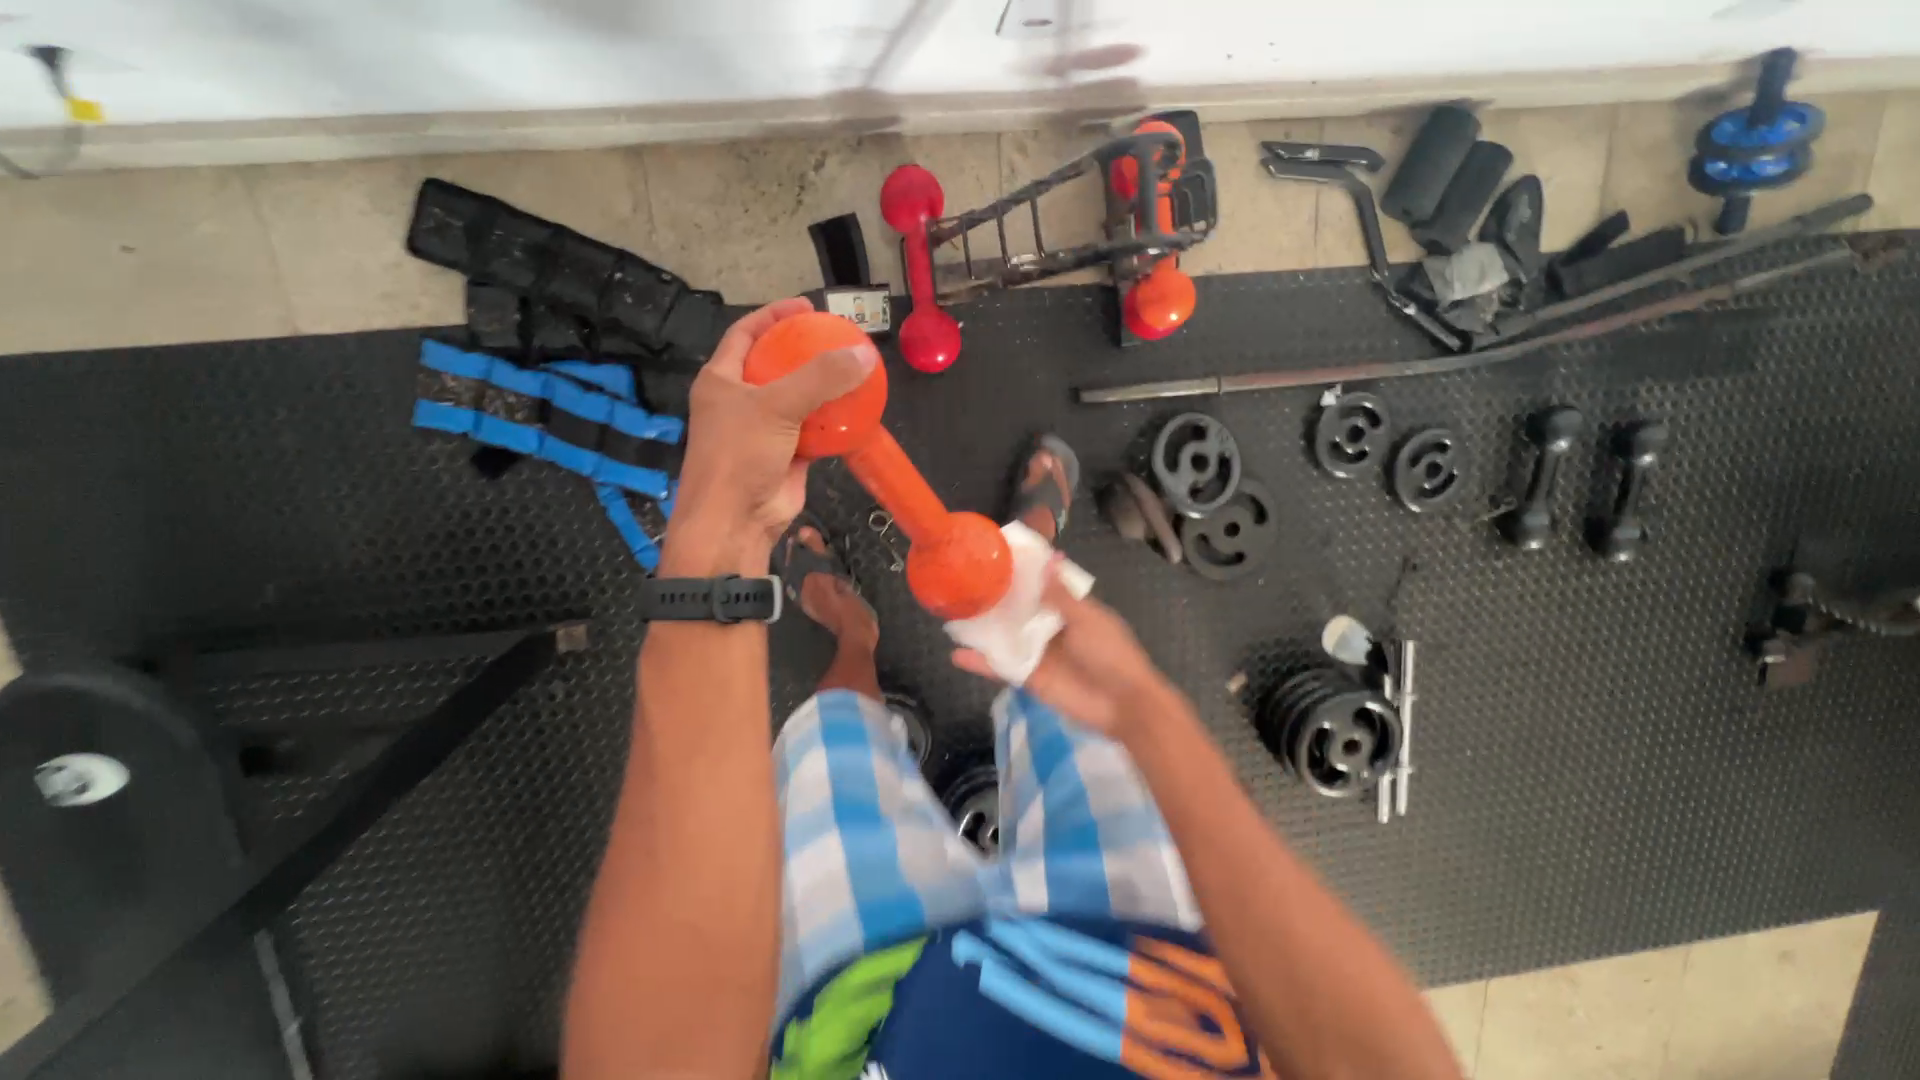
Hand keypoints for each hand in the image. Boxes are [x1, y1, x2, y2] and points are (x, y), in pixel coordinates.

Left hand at [661, 298, 879, 575]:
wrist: (735, 521)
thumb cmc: (739, 455)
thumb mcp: (776, 406)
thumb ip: (820, 378)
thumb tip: (864, 354)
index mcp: (722, 381)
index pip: (744, 334)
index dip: (773, 316)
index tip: (805, 307)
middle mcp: (740, 402)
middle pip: (775, 365)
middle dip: (804, 352)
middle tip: (837, 339)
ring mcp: (763, 430)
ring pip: (798, 400)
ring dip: (824, 388)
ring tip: (853, 371)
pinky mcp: (786, 455)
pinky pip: (814, 431)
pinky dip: (833, 422)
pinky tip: (857, 410)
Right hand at [952, 561, 1173, 739]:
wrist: (1122, 704)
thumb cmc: (1110, 654)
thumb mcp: (1087, 619)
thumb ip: (1061, 595)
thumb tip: (1049, 559)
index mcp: (1070, 609)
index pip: (1042, 586)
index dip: (1022, 574)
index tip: (994, 556)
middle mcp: (1050, 628)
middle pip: (1019, 611)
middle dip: (995, 600)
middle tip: (961, 582)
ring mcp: (1038, 653)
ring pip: (1006, 637)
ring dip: (984, 629)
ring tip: (952, 614)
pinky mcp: (1029, 677)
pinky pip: (1002, 667)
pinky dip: (981, 662)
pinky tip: (956, 654)